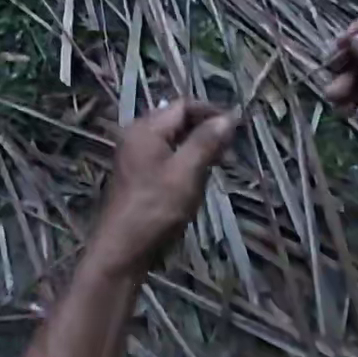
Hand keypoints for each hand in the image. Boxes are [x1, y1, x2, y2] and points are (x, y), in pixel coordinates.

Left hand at [88, 101, 238, 280]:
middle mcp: (136, 135)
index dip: (211, 112)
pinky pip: (165, 156)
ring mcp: (134, 156)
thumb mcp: (186, 173)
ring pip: (172, 139)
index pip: (183, 105)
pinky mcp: (136, 175)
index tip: (236, 128)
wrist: (121, 251)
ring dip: (196, 146)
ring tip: (219, 163)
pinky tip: (197, 177)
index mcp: (146, 128)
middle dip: (204, 129)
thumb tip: (228, 117)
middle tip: (229, 148)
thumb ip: (206, 142)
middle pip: (176, 120)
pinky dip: (184, 160)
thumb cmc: (155, 209)